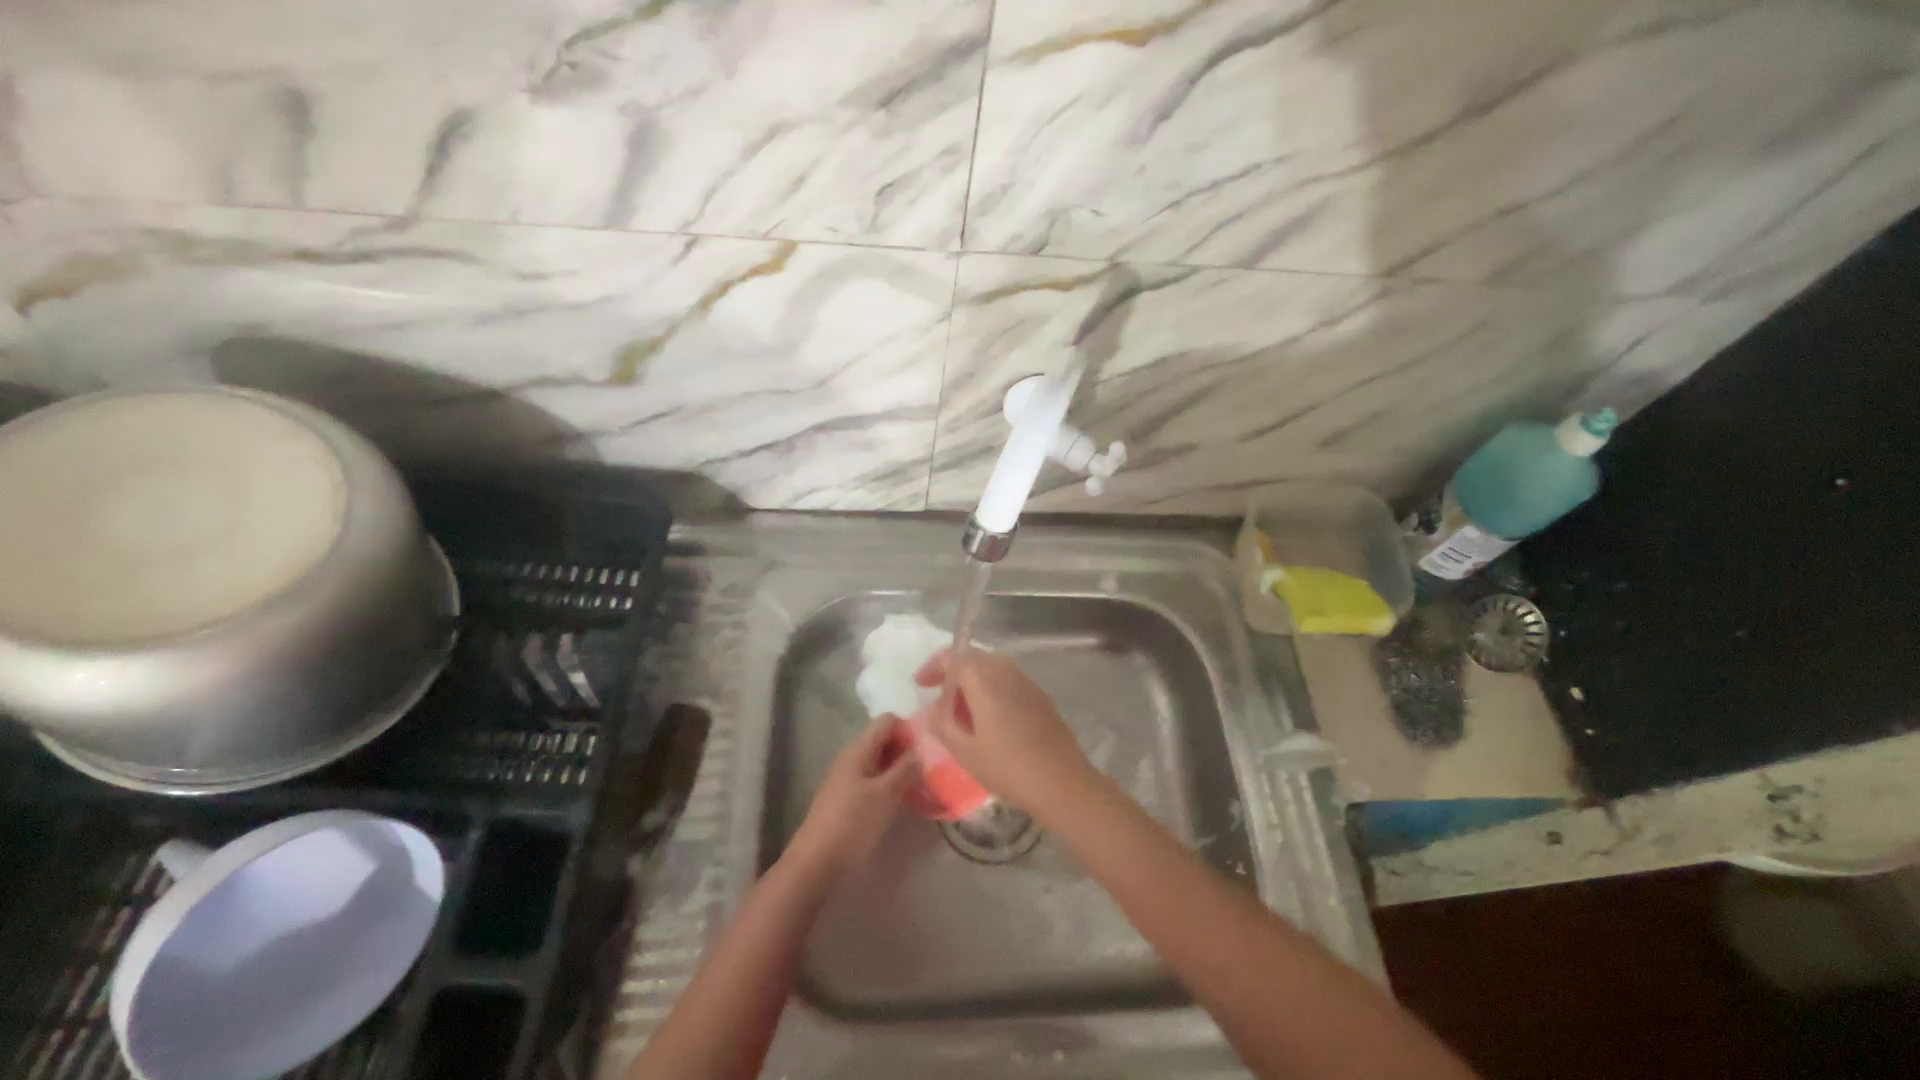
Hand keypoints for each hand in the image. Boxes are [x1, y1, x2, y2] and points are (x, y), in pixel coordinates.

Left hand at [790, 715, 916, 872]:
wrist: (818, 860)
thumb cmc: (853, 822)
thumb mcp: (886, 794)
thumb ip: (906, 768)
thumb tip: (923, 749)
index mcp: (858, 749)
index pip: (888, 721)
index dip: (910, 730)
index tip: (930, 749)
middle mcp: (852, 757)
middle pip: (884, 740)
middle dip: (908, 750)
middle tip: (932, 769)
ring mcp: (848, 777)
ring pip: (881, 761)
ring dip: (902, 769)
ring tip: (924, 785)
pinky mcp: (848, 797)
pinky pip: (875, 779)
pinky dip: (891, 784)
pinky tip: (905, 800)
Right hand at [914, 649, 1094, 815]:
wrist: (1062, 782)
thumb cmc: (1008, 768)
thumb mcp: (965, 751)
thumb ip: (943, 723)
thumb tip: (935, 708)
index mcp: (985, 681)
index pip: (954, 656)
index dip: (934, 666)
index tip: (920, 685)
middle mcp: (1007, 673)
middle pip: (974, 657)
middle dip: (953, 671)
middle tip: (938, 694)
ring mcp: (1027, 683)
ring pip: (993, 667)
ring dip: (973, 679)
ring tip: (961, 708)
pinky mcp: (1040, 696)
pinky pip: (1008, 680)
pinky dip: (991, 688)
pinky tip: (988, 716)